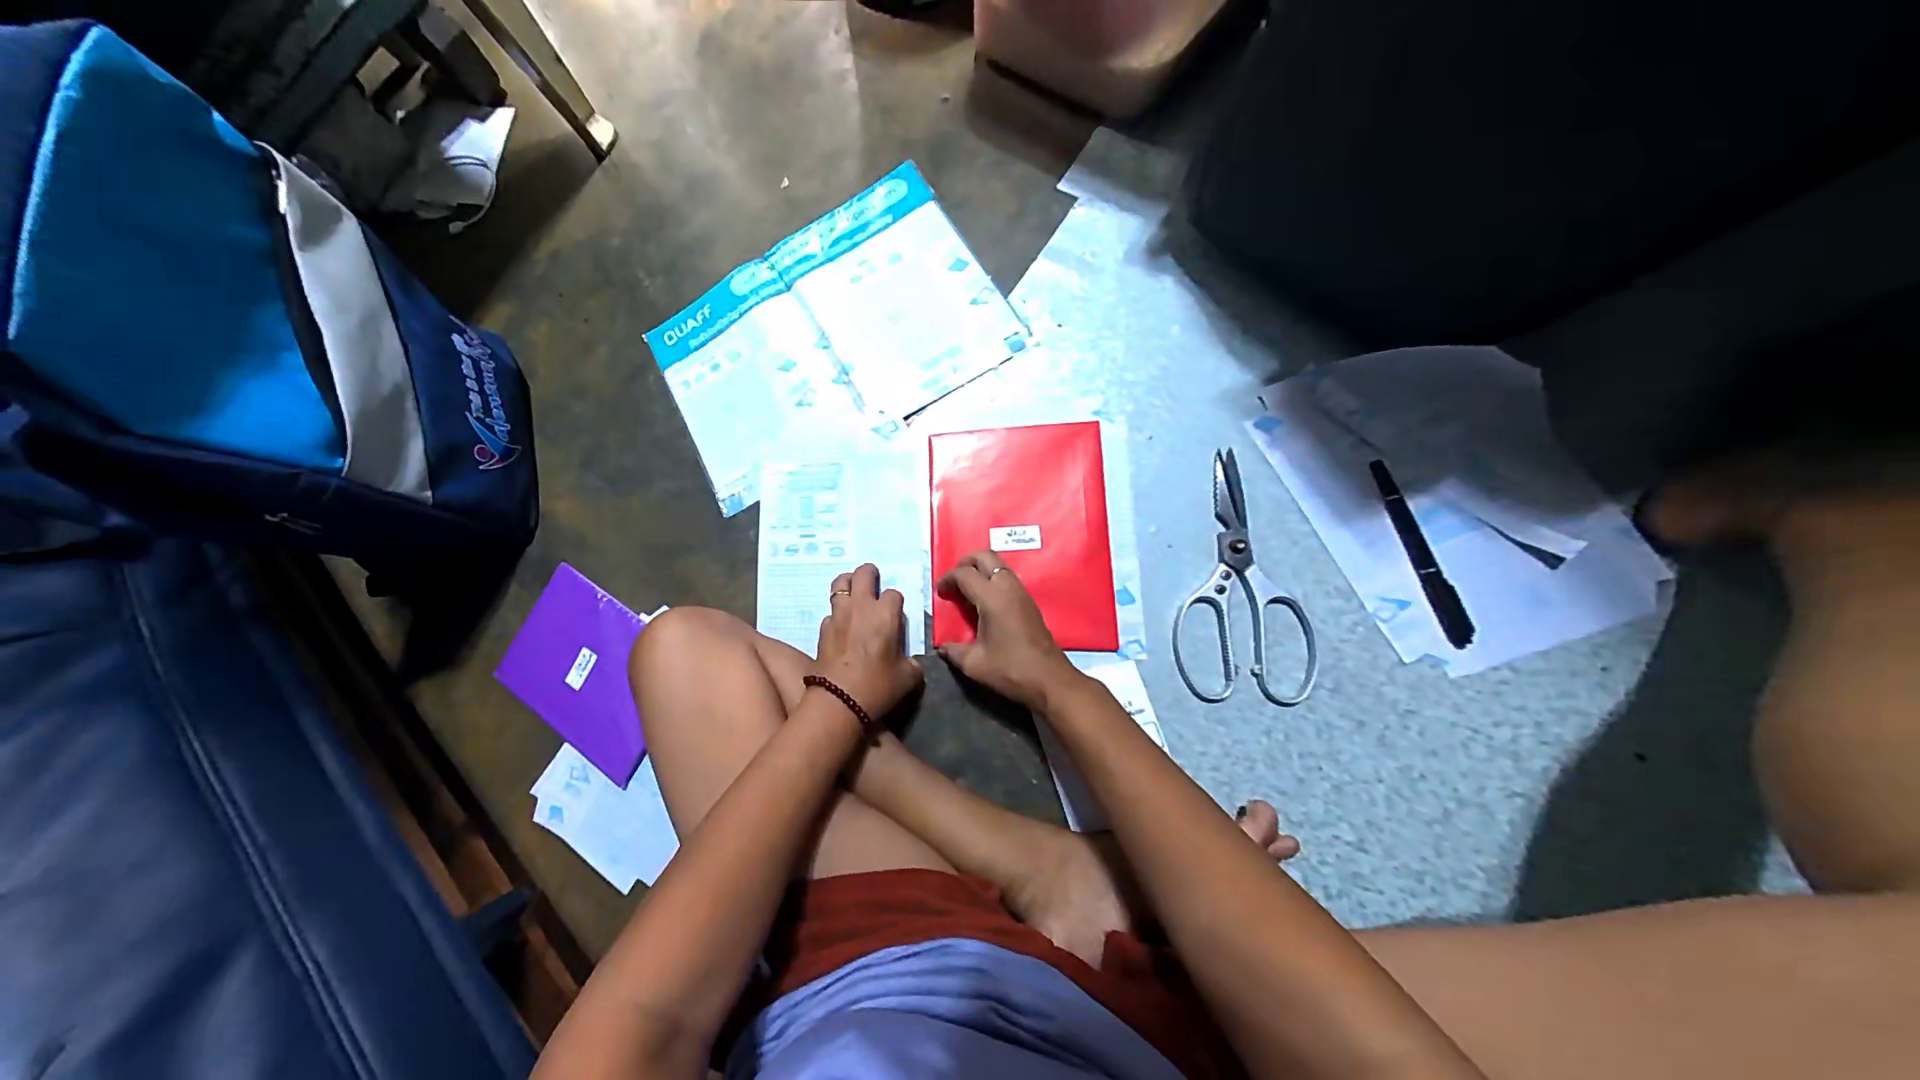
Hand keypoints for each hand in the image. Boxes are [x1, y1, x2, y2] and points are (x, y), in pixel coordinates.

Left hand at [815, 563, 923, 718]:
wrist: (838, 701)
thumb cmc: (878, 686)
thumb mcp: (909, 677)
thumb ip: (912, 662)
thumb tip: (909, 661)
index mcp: (885, 614)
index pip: (894, 593)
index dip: (896, 603)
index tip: (896, 615)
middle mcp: (861, 607)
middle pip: (863, 573)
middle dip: (870, 574)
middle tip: (873, 580)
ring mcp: (838, 616)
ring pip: (839, 584)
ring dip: (848, 585)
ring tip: (853, 594)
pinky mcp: (822, 629)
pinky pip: (830, 612)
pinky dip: (836, 615)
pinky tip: (841, 627)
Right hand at [935, 551, 1084, 710]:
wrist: (1049, 680)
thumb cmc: (1010, 670)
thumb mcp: (974, 664)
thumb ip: (954, 651)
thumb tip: (943, 647)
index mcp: (992, 597)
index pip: (965, 574)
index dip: (948, 579)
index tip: (940, 593)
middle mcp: (1008, 587)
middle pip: (985, 557)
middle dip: (966, 563)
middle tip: (955, 582)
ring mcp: (1022, 593)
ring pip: (999, 566)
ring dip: (981, 572)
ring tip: (968, 593)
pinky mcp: (1030, 603)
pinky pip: (1008, 580)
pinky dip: (993, 582)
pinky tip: (985, 605)